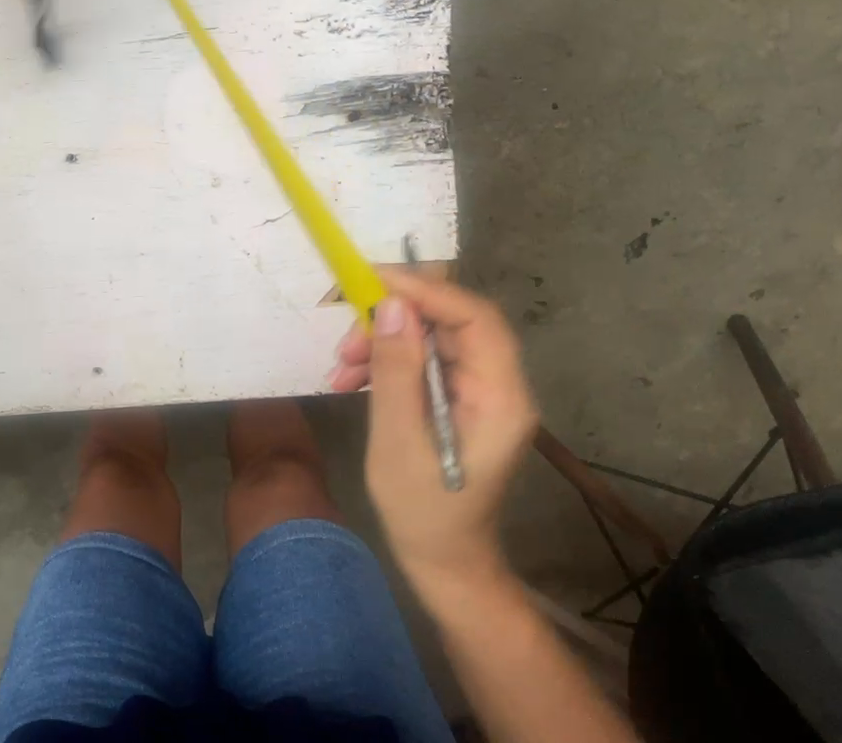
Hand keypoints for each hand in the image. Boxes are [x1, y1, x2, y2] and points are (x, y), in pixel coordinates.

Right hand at [330, 271, 539, 585]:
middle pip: (451, 322)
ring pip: (431, 337)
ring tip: (340, 367)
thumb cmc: (424, 512)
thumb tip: (390, 306)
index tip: (370, 281)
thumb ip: (397, 371)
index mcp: (501, 397)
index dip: (425, 290)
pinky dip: (385, 362)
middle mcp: (499, 385)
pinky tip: (350, 380)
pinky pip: (423, 360)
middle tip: (345, 337)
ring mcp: (479, 392)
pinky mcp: (458, 399)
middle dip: (393, 320)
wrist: (443, 561)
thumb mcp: (399, 441)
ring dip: (382, 342)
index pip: (473, 318)